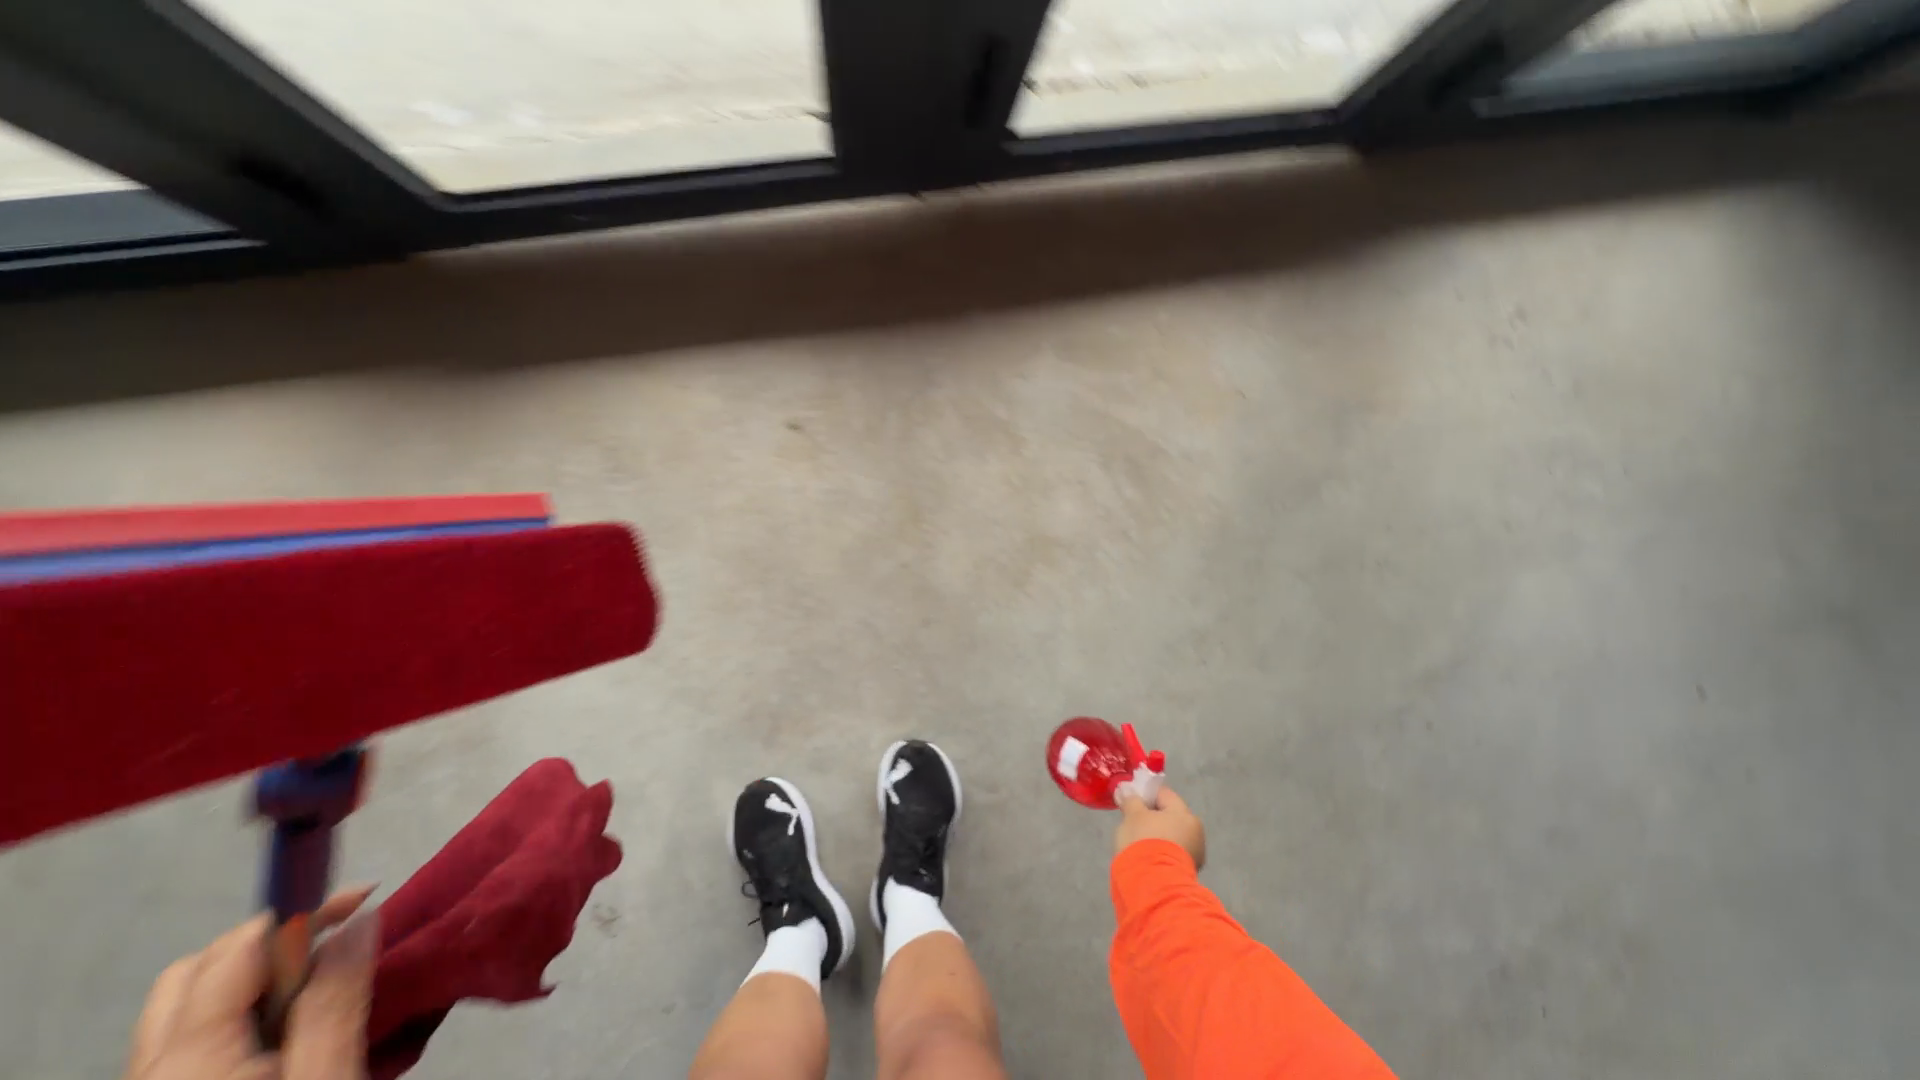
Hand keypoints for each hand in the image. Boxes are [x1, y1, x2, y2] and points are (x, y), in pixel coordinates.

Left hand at [125, 887, 378, 1079]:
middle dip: (267, 939)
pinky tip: (279, 1025)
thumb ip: (334, 1004)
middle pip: (196, 968)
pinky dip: (231, 1010)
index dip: (302, 910)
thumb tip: (360, 919)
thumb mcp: (328, 1079)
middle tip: (334, 938)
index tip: (363, 896)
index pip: (239, 947)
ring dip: (247, 973)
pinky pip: (182, 1036)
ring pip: (182, 1002)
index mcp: (189, 1057)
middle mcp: (152, 1067)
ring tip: (309, 982)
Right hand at [1115, 787, 1205, 869]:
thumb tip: (1128, 790)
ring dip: (1158, 837)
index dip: (1146, 795)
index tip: (1130, 802)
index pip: (1164, 795)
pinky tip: (1146, 859)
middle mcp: (1195, 831)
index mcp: (1184, 813)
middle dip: (1153, 819)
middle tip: (1132, 823)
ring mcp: (1195, 854)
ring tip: (1138, 844)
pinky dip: (1160, 853)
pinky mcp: (1188, 873)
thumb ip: (1131, 800)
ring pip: (1172, 837)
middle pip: (1170, 817)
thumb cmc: (1143, 841)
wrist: (1152, 884)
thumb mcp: (1132, 816)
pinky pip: (1171, 854)